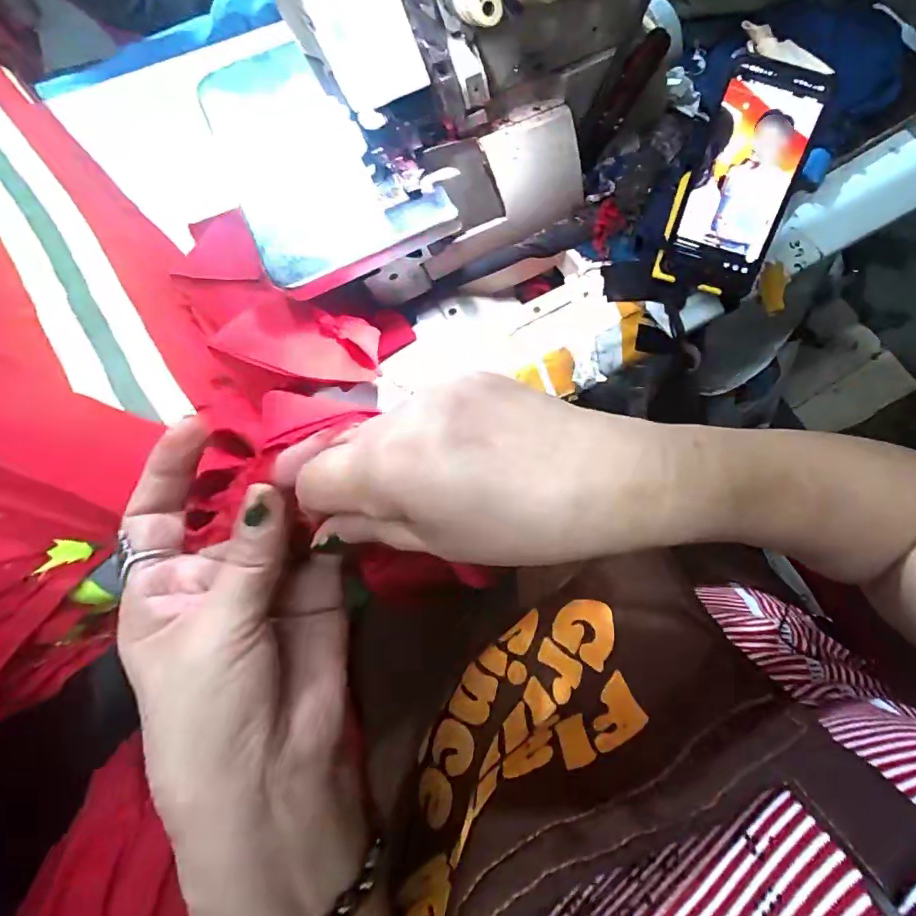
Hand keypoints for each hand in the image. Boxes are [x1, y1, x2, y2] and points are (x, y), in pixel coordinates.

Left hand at [117, 419, 368, 915]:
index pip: (158, 514)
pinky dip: (332, 518)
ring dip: (298, 492)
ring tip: (318, 454)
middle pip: (231, 509)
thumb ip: (248, 557)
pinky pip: (324, 542)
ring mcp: (271, 580)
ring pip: (283, 521)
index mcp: (163, 589)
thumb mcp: (213, 631)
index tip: (198, 424)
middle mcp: (217, 576)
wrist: (273, 779)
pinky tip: (341, 490)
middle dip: (251, 474)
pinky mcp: (320, 588)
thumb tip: (271, 487)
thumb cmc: (205, 711)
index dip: (172, 469)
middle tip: (282, 434)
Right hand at [273, 373, 685, 566]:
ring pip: (384, 421)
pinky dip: (424, 430)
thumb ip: (374, 526)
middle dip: (343, 472)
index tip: (328, 518)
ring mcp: (439, 384)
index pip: (309, 474)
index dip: (308, 501)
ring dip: (386, 450)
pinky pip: (424, 405)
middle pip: (342, 441)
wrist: (607, 474)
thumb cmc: (524, 528)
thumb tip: (330, 521)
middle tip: (376, 503)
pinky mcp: (471, 374)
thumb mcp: (441, 542)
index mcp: (388, 460)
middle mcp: (403, 410)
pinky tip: (463, 450)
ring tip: (431, 478)